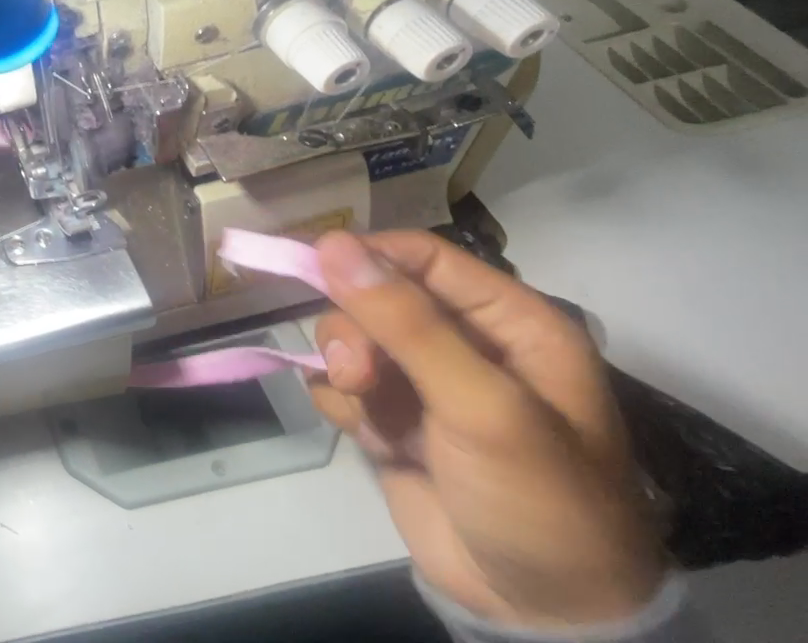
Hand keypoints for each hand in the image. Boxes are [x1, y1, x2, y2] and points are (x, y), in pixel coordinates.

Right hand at [308, 230, 666, 627]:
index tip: (311, 270)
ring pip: (349, 339)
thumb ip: (405, 323)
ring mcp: (425, 383)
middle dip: (353, 331)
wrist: (538, 608)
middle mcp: (465, 342)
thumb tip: (331, 244)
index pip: (421, 257)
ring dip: (345, 371)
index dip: (366, 257)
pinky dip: (342, 406)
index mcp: (509, 323)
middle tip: (357, 374)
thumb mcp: (482, 406)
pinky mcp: (391, 418)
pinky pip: (339, 385)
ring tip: (369, 414)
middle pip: (373, 296)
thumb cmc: (537, 497)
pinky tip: (369, 439)